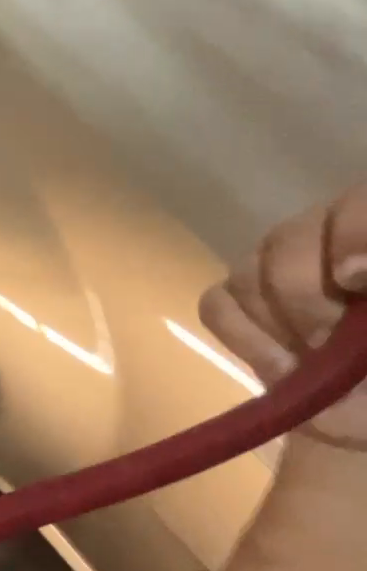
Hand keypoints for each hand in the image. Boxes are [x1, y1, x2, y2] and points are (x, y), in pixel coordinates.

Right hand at [201, 183, 366, 448]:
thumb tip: (350, 271)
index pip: (360, 205)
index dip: (354, 231)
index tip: (356, 281)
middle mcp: (333, 238)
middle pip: (291, 235)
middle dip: (306, 296)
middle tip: (332, 343)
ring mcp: (280, 270)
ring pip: (248, 271)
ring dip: (280, 323)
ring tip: (316, 359)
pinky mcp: (240, 303)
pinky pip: (217, 304)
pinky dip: (246, 338)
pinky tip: (284, 366)